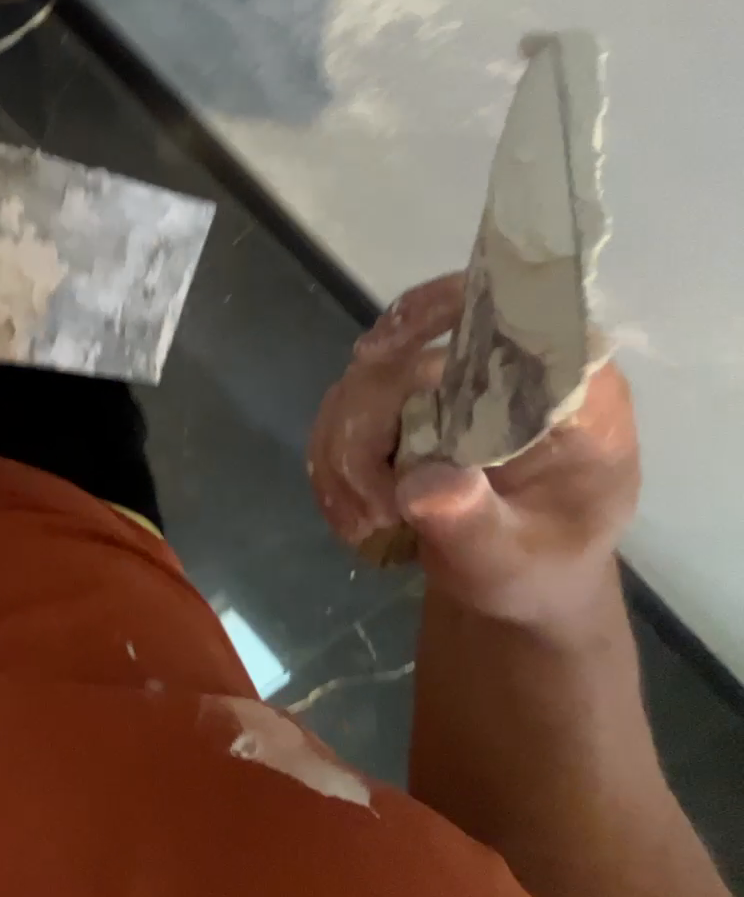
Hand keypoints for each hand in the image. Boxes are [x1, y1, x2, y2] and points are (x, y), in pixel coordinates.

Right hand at [309, 274, 639, 627]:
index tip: (374, 355)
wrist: (510, 584)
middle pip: (401, 360)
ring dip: (341, 457)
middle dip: (363, 433)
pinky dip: (330, 464)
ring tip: (362, 520)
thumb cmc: (534, 571)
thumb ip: (472, 523)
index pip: (508, 313)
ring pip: (356, 389)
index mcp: (565, 395)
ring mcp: (442, 390)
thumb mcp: (511, 561)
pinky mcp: (397, 410)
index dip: (438, 313)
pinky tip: (349, 508)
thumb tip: (426, 485)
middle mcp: (501, 376)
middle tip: (369, 507)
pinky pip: (337, 416)